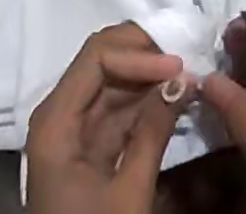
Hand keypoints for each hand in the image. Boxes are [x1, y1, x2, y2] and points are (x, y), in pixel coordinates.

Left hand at [27, 23, 194, 213]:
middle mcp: (60, 113)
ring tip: (189, 72)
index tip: (180, 65)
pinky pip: (119, 107)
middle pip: (102, 59)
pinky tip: (176, 97)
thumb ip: (155, 129)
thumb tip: (186, 77)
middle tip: (187, 54)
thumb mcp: (129, 193)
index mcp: (56, 120)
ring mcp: (74, 129)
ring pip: (114, 80)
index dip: (139, 54)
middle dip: (146, 53)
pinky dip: (148, 98)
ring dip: (151, 73)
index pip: (97, 57)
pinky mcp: (89, 145)